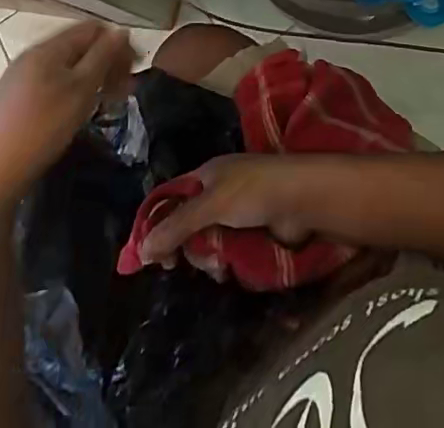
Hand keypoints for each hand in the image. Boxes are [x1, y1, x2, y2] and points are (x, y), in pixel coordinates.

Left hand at [0, 21, 134, 212]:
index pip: (93, 29)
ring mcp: (19, 79)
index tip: (134, 72)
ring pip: (68, 67)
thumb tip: (121, 31)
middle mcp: (31, 57)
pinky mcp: (13, 101)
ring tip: (106, 103)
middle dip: (107, 63)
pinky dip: (74, 91)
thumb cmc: (42, 129)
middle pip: (80, 46)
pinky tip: (78, 113)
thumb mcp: (81, 90)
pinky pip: (53, 83)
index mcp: (47, 49)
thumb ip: (104, 56)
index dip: (118, 45)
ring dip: (93, 79)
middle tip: (124, 91)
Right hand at [136, 153, 324, 267]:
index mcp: (206, 175)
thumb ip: (176, 226)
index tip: (145, 257)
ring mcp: (236, 212)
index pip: (170, 200)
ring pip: (206, 242)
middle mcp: (219, 192)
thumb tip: (141, 251)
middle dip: (185, 246)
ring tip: (217, 264)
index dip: (154, 225)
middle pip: (186, 226)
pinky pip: (226, 250)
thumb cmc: (255, 191)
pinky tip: (227, 268)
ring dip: (207, 257)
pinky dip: (224, 261)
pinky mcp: (252, 231)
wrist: (303, 198)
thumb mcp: (211, 204)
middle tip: (179, 264)